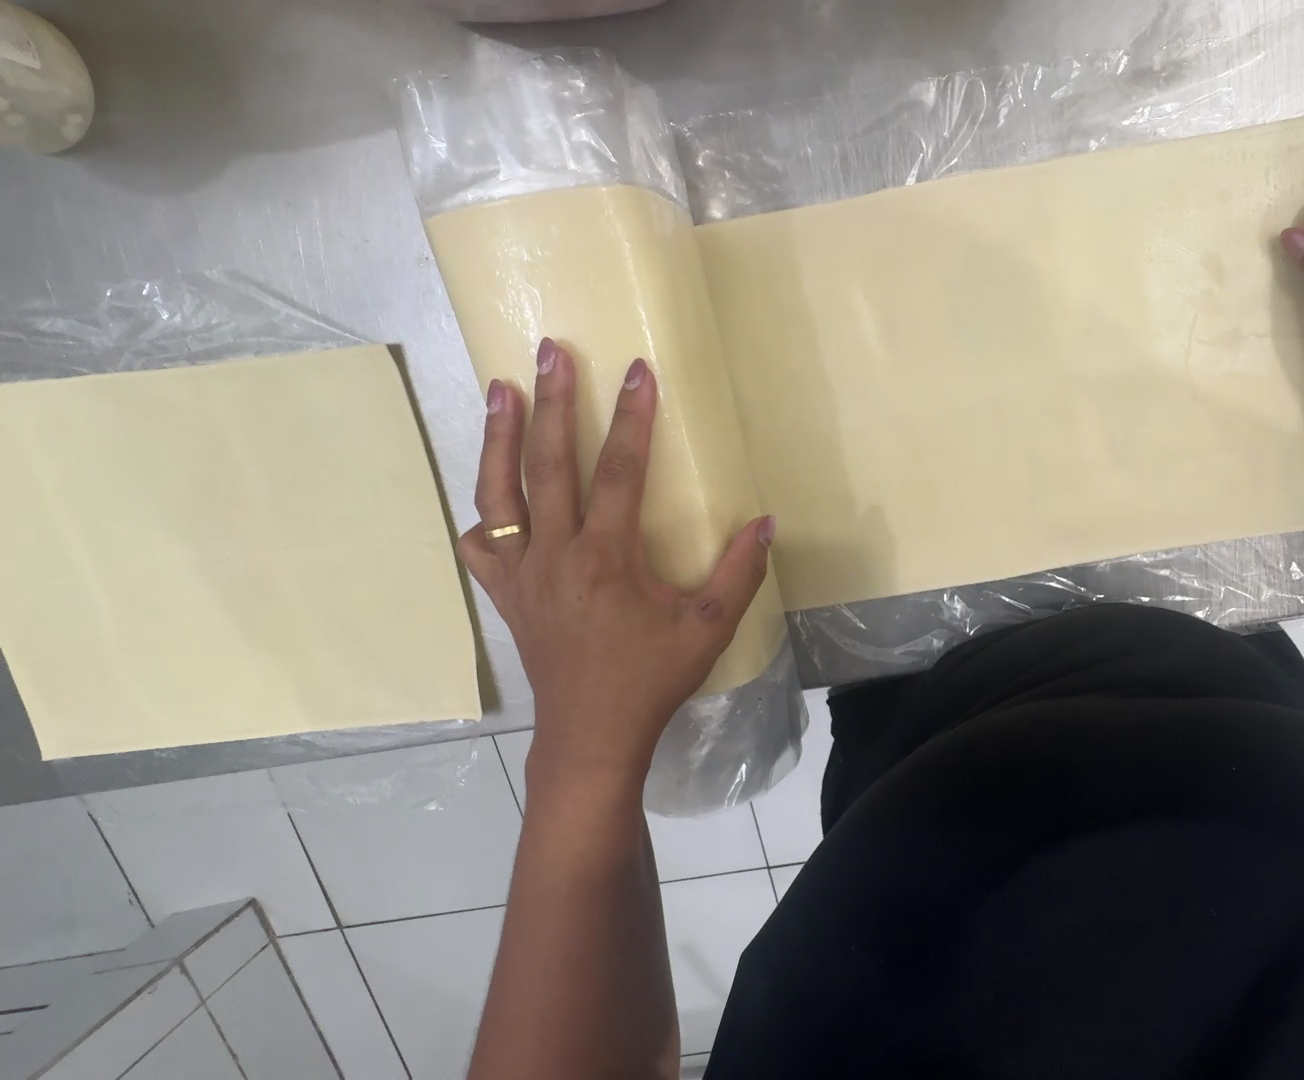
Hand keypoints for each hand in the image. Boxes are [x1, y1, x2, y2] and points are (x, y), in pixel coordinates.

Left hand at [457, 337, 773, 796]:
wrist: (591, 733)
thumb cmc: (652, 678)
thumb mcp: (710, 629)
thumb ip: (739, 572)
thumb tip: (763, 521)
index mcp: (606, 559)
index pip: (619, 472)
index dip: (632, 419)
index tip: (638, 371)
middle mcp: (554, 555)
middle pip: (548, 464)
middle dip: (553, 402)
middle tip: (550, 350)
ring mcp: (520, 574)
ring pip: (499, 493)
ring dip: (498, 437)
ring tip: (499, 388)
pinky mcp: (504, 593)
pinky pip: (481, 543)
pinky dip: (482, 511)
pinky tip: (489, 494)